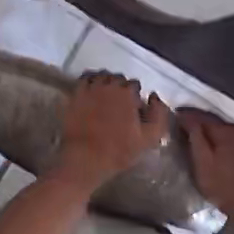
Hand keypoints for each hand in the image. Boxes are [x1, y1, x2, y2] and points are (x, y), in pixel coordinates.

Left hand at [55, 73, 169, 190]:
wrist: (85, 157)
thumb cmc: (119, 150)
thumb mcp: (149, 137)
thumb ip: (158, 114)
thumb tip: (153, 96)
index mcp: (127, 93)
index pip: (134, 84)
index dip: (135, 95)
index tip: (134, 106)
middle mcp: (108, 85)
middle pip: (118, 78)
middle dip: (121, 86)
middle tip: (120, 102)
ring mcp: (90, 88)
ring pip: (101, 76)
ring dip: (106, 82)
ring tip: (106, 95)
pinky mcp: (76, 94)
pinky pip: (84, 78)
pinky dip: (89, 80)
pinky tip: (91, 89)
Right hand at [181, 108, 233, 226]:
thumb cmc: (222, 185)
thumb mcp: (202, 161)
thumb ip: (194, 137)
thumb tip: (185, 118)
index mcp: (225, 131)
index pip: (200, 117)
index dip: (185, 117)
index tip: (172, 119)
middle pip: (212, 122)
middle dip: (196, 123)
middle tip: (179, 127)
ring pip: (220, 132)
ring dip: (206, 132)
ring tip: (192, 136)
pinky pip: (228, 141)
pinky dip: (217, 141)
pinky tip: (210, 149)